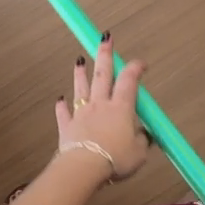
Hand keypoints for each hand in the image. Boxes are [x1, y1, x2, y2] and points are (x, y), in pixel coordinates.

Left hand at [52, 36, 148, 181]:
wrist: (84, 167)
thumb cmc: (116, 158)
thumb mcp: (138, 153)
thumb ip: (142, 140)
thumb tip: (144, 135)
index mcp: (121, 107)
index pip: (129, 81)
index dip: (135, 68)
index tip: (141, 63)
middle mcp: (100, 104)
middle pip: (102, 74)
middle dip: (105, 54)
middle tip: (105, 38)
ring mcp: (81, 113)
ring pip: (81, 88)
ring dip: (80, 73)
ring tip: (79, 60)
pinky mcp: (67, 125)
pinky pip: (64, 113)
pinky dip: (62, 106)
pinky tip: (60, 100)